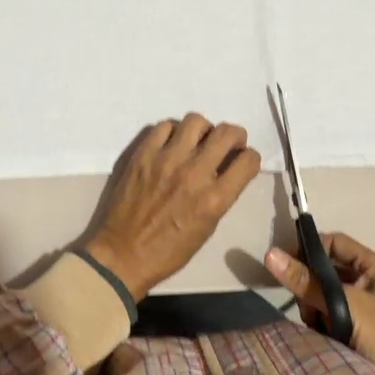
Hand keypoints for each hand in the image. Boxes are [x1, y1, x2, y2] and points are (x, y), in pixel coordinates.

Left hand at [82, 114, 261, 301]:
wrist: (123, 253)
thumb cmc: (169, 251)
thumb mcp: (208, 227)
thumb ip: (221, 195)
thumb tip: (226, 171)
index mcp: (215, 198)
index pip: (248, 160)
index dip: (250, 157)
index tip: (243, 159)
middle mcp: (194, 173)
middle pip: (227, 133)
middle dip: (235, 136)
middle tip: (228, 143)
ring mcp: (167, 159)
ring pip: (196, 121)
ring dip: (203, 129)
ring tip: (197, 141)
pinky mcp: (143, 153)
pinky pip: (164, 126)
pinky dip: (173, 132)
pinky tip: (171, 145)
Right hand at [264, 231, 374, 374]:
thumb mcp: (346, 307)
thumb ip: (307, 282)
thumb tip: (269, 254)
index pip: (334, 242)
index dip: (308, 249)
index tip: (284, 266)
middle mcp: (370, 282)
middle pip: (326, 270)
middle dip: (311, 286)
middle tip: (307, 308)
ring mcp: (366, 308)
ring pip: (324, 296)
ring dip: (315, 310)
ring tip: (319, 328)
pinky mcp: (360, 331)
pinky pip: (330, 317)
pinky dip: (323, 326)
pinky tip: (325, 339)